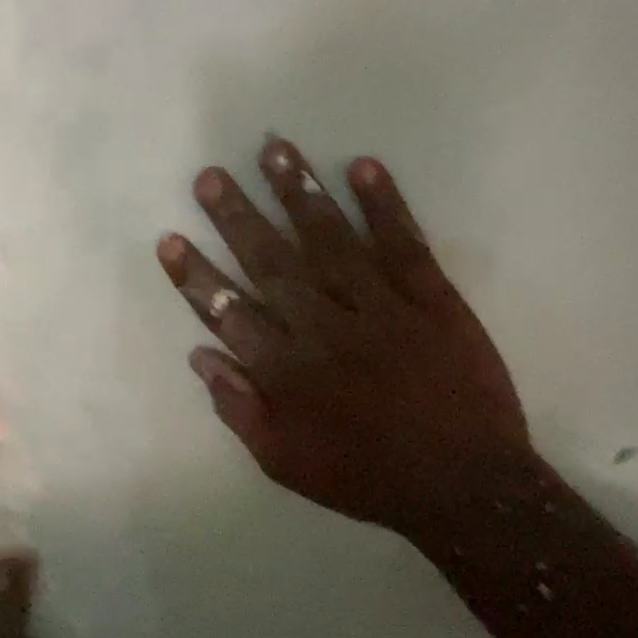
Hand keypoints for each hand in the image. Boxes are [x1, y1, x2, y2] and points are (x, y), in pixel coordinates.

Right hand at [156, 136, 531, 539]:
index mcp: (287, 372)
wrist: (466, 487)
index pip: (229, 312)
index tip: (171, 239)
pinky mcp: (432, 300)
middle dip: (237, 218)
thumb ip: (239, 410)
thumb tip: (200, 357)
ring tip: (275, 150)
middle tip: (211, 176)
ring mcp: (380, 309)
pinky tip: (362, 167)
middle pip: (272, 263)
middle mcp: (325, 329)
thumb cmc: (365, 477)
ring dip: (299, 193)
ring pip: (330, 241)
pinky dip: (383, 205)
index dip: (196, 276)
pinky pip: (403, 245)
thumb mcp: (285, 464)